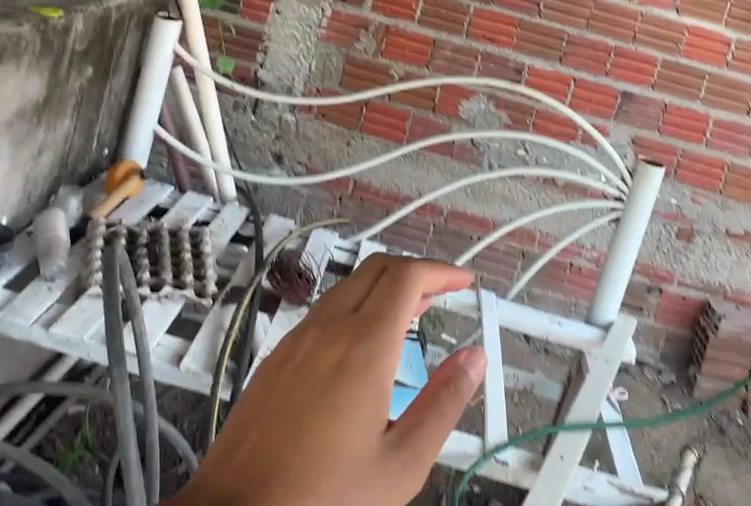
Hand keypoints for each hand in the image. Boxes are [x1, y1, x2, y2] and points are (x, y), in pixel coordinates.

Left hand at [173, 254, 486, 505]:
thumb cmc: (320, 497)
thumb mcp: (401, 463)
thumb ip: (443, 404)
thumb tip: (474, 361)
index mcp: (363, 348)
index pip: (407, 277)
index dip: (440, 270)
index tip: (463, 280)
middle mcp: (327, 331)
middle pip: (376, 269)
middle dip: (415, 271)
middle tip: (443, 291)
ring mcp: (296, 341)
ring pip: (347, 286)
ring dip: (384, 287)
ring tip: (411, 314)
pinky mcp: (276, 359)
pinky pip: (322, 311)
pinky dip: (355, 307)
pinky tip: (363, 343)